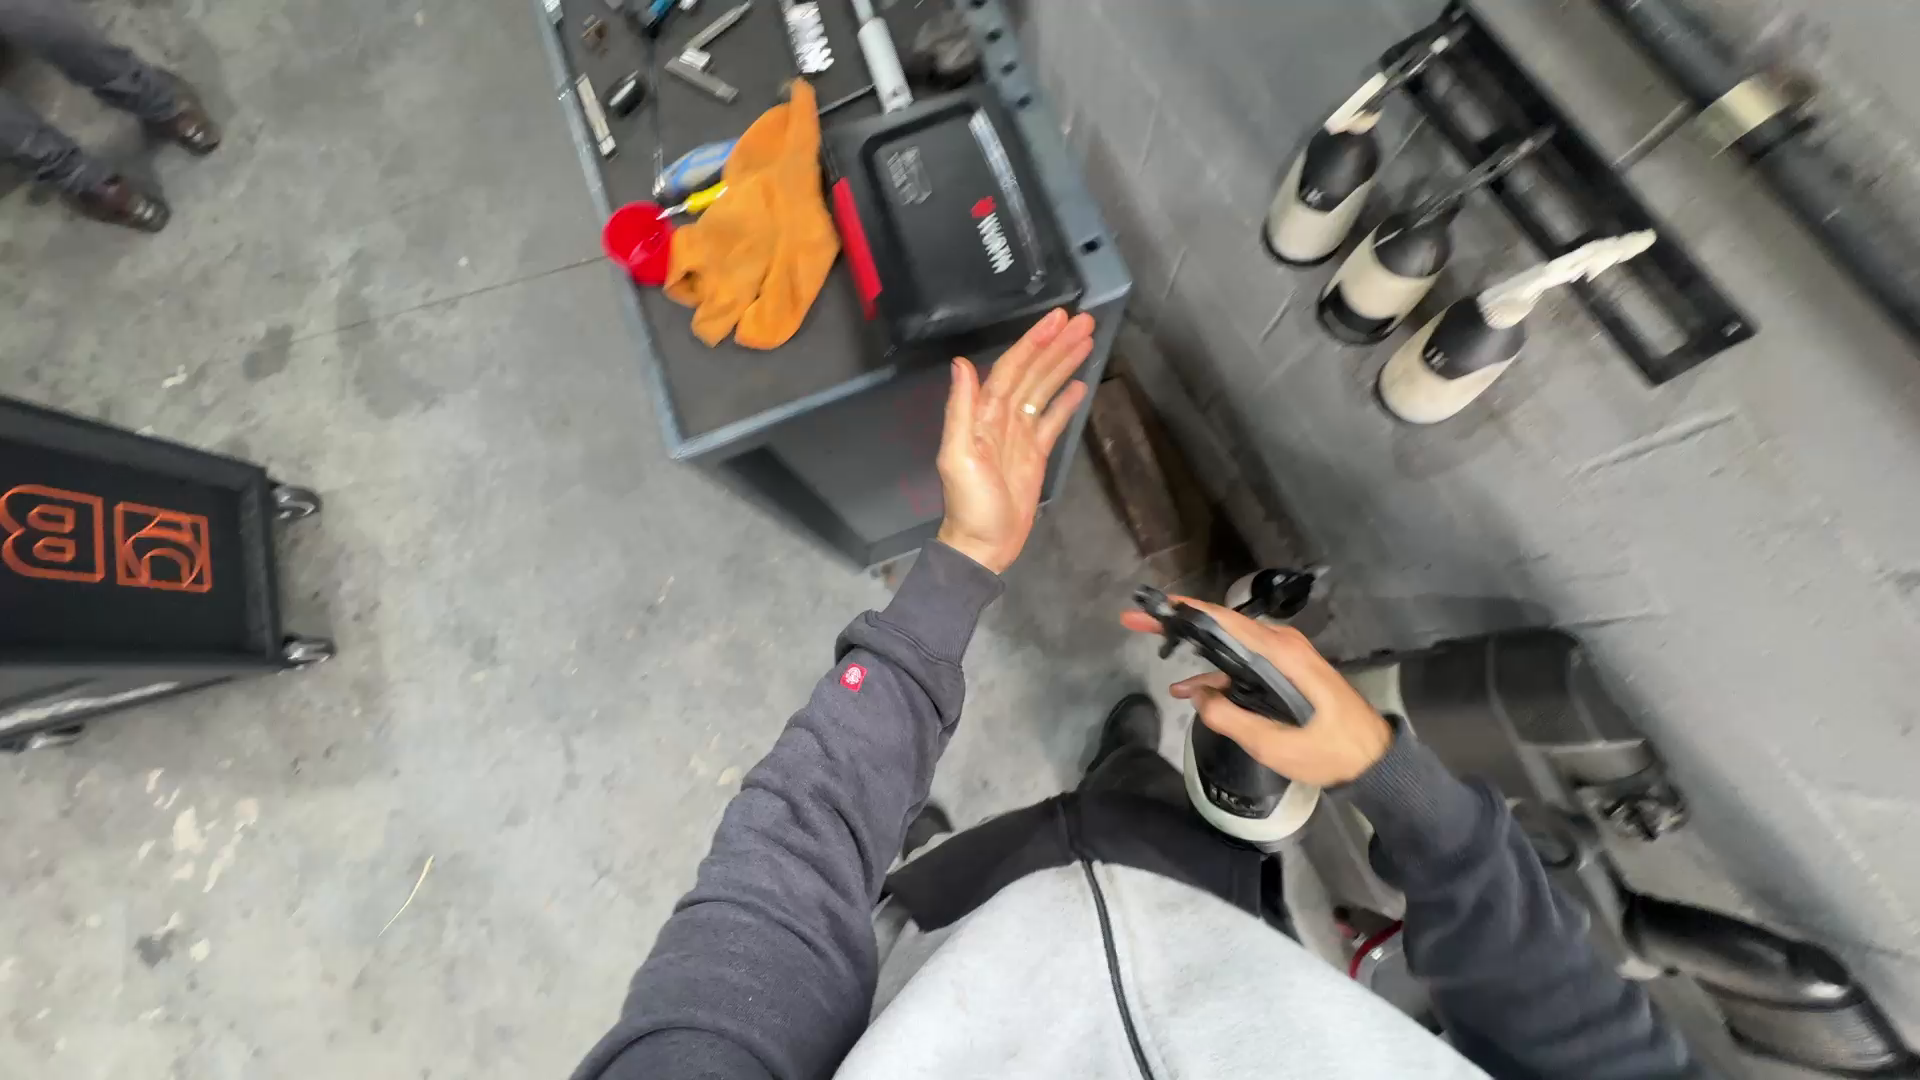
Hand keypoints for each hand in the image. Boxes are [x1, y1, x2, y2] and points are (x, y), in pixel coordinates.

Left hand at [935, 308, 1094, 573]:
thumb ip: (960, 409)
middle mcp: (1003, 417)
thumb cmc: (970, 504)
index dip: (1034, 342)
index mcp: (984, 414)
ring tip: (1087, 340)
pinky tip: (1080, 384)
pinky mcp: (1036, 454)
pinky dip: (1065, 401)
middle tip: (1085, 321)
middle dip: (1057, 346)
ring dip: (1064, 365)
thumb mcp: (958, 457)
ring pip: (1045, 390)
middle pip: (1033, 373)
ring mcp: (1021, 435)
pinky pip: (1052, 420)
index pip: (1013, 368)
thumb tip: (963, 364)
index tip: (1058, 319)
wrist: (984, 544)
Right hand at [1120, 598, 1393, 786]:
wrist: (1374, 762)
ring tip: (1154, 645)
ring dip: (1193, 648)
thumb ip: (1230, 719)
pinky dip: (1215, 673)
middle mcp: (1279, 645)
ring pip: (1228, 645)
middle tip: (1138, 620)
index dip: (1186, 610)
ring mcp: (1282, 657)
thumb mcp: (1275, 745)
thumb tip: (1196, 697)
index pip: (1225, 620)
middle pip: (1220, 626)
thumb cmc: (1329, 751)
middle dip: (1179, 622)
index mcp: (1280, 653)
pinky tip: (1188, 690)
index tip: (1155, 605)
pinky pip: (1241, 664)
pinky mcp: (1283, 671)